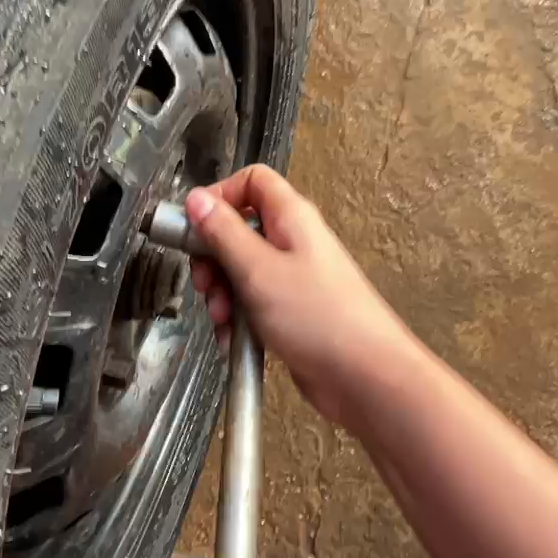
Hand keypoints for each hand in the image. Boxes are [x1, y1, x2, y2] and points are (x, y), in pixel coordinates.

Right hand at [185, 166, 418, 429]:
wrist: (364, 376)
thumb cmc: (318, 317)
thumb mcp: (257, 269)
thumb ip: (222, 232)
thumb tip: (196, 198)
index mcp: (291, 217)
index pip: (252, 181)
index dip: (219, 196)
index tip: (194, 224)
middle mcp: (293, 241)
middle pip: (239, 229)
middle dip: (213, 257)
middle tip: (206, 283)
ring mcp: (293, 276)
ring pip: (242, 270)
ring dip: (223, 293)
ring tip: (222, 318)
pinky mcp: (291, 310)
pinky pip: (253, 302)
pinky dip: (238, 317)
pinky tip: (233, 339)